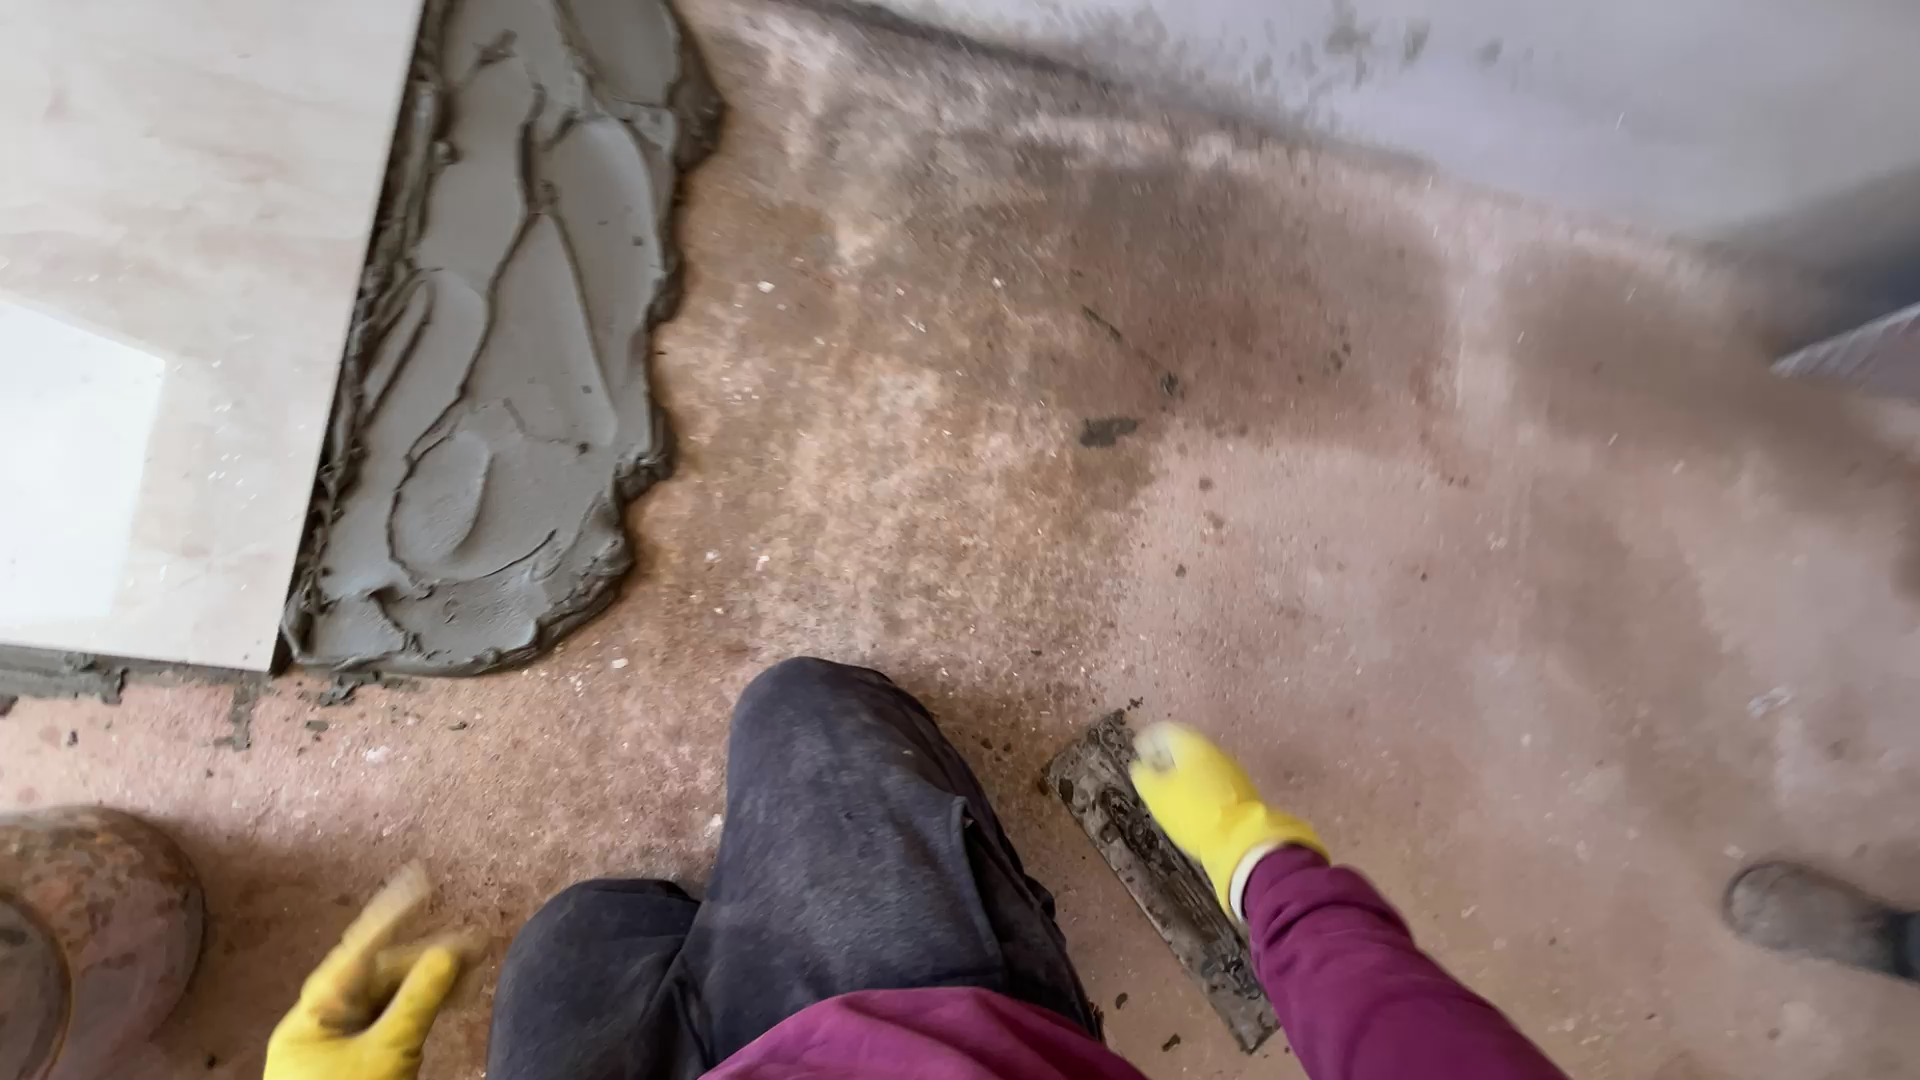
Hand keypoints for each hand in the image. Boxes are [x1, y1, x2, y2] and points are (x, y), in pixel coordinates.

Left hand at [264, 865, 473, 1079]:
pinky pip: (397, 1012)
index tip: (422, 878)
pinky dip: (428, 1000)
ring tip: (476, 968)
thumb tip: (452, 948)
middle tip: (478, 944)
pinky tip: (457, 995)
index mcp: (313, 1018)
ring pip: (394, 992)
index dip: (391, 912)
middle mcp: (323, 1023)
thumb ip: (420, 998)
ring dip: (435, 976)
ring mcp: (341, 1041)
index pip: (357, 951)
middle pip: (382, 971)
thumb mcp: (389, 1052)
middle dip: (432, 954)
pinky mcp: (360, 1057)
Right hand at [1129, 722, 1325, 919]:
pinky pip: (1213, 780)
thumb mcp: (1157, 795)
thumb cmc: (1193, 812)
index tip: (1138, 749)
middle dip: (1167, 755)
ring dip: (1183, 772)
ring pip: (1200, 763)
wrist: (1242, 841)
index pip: (1165, 731)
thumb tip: (1139, 766)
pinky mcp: (1242, 792)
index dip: (1148, 739)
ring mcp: (1231, 771)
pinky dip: (1198, 785)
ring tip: (1169, 788)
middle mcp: (1213, 751)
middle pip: (1185, 745)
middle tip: (1152, 767)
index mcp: (1191, 744)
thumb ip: (1144, 776)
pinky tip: (1191, 802)